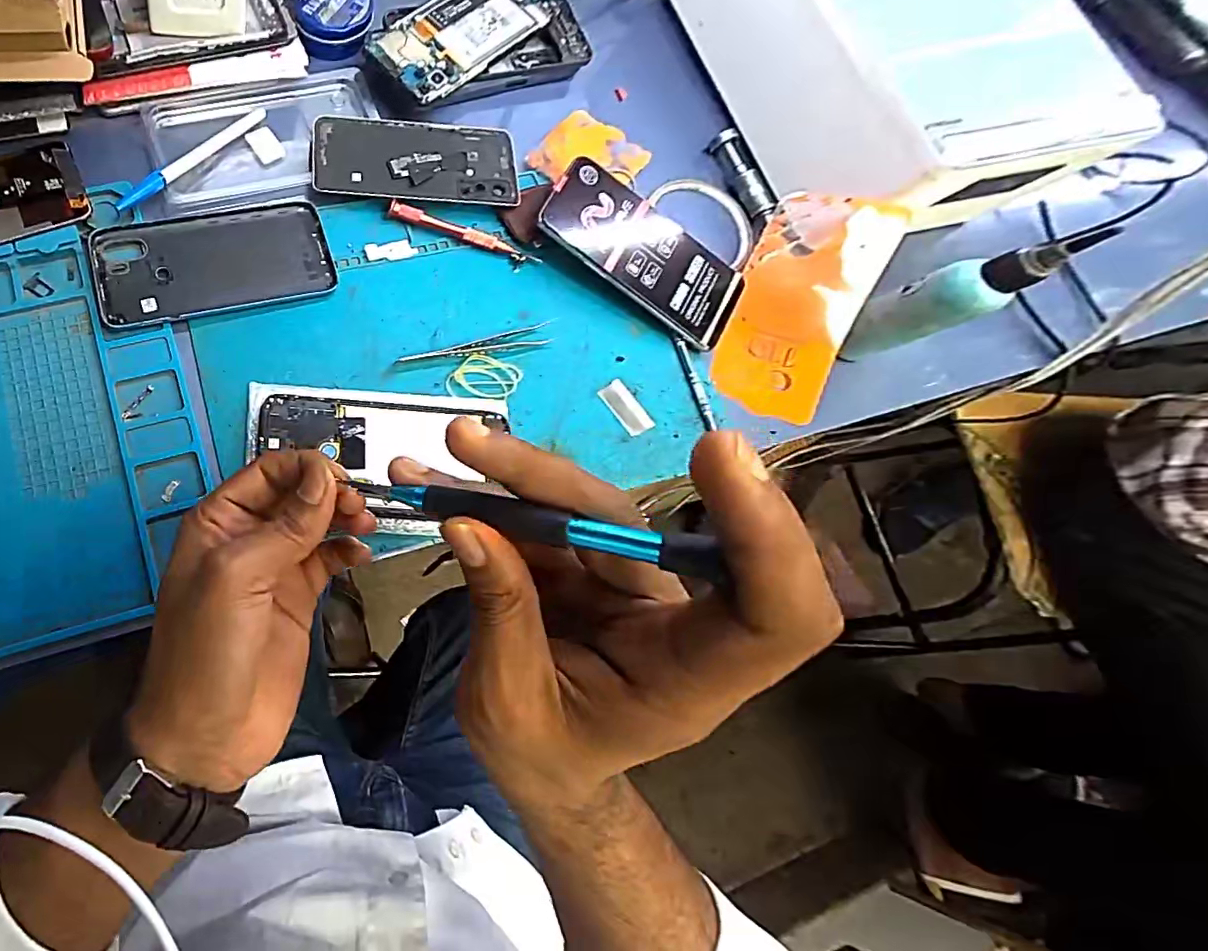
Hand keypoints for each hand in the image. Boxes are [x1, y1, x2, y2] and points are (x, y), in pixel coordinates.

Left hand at [126, 451, 377, 791]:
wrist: (208, 736)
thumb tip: (323, 478)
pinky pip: (327, 559)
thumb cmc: (203, 654)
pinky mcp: (296, 598)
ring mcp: (273, 569)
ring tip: (364, 524)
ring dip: (342, 517)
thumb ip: (283, 526)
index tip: (339, 479)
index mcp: (219, 522)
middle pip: (296, 494)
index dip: (305, 468)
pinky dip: (346, 551)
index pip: (268, 472)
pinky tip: (360, 554)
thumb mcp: (237, 578)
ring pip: (315, 524)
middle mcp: (246, 539)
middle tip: (357, 507)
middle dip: (328, 491)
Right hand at [389, 418, 839, 818]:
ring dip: (506, 473)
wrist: (540, 764)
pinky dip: (487, 493)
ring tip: (446, 448)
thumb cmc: (544, 755)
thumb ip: (501, 614)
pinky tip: (435, 476)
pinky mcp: (578, 559)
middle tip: (468, 442)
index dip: (764, 533)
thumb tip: (468, 525)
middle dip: (545, 478)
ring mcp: (619, 578)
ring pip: (575, 505)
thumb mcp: (510, 704)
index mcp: (689, 674)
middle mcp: (664, 611)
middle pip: (623, 525)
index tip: (717, 450)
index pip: (772, 609)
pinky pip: (537, 515)